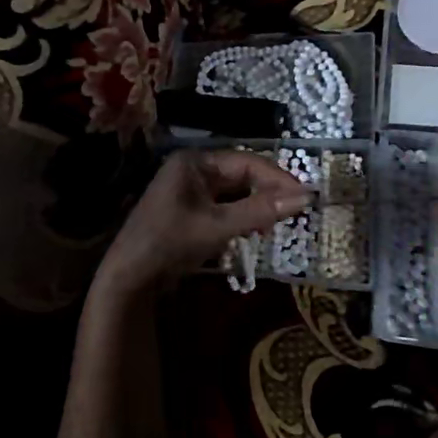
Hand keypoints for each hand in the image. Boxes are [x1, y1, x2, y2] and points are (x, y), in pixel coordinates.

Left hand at [98, 149, 309, 294]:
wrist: (130, 275)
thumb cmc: (170, 243)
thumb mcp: (218, 226)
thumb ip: (260, 211)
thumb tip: (306, 197)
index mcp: (193, 162)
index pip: (247, 162)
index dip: (278, 179)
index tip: (306, 198)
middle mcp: (191, 170)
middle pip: (242, 176)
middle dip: (267, 194)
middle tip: (295, 214)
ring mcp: (189, 191)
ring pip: (235, 194)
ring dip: (255, 208)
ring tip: (275, 226)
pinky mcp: (189, 212)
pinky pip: (223, 208)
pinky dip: (240, 219)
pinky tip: (254, 233)